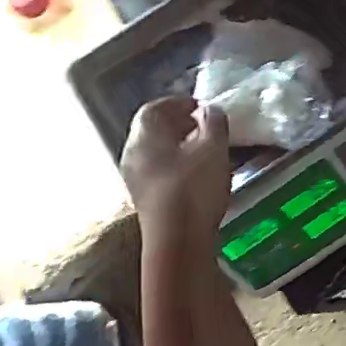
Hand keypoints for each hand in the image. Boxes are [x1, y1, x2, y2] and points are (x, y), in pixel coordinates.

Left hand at [120, 97, 231, 238]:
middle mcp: (132, 154)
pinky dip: (176, 165)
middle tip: (204, 126)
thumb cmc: (194, 189)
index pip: (154, 108)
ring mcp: (135, 180)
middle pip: (152, 131)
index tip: (200, 106)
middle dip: (178, 124)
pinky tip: (196, 175)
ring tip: (204, 151)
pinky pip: (158, 172)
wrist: (177, 242)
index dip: (177, 103)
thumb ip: (213, 123)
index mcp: (144, 137)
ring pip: (155, 153)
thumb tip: (210, 109)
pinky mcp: (145, 201)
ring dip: (178, 147)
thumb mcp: (213, 150)